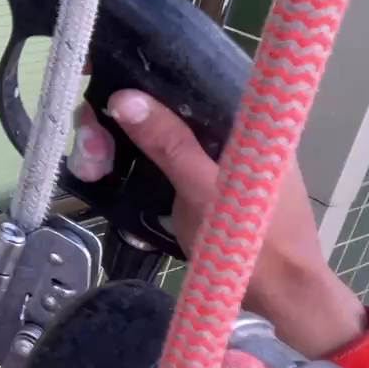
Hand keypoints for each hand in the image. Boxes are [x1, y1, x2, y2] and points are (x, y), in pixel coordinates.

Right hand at [68, 89, 368, 359]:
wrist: (279, 302)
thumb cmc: (256, 246)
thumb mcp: (209, 193)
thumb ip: (170, 144)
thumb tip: (123, 97)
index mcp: (239, 116)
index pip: (181, 71)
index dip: (134, 65)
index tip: (93, 70)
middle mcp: (217, 124)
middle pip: (148, 98)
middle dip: (109, 116)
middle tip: (90, 145)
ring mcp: (198, 148)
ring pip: (136, 124)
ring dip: (105, 139)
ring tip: (90, 167)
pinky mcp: (181, 170)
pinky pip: (137, 149)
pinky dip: (113, 157)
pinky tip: (96, 173)